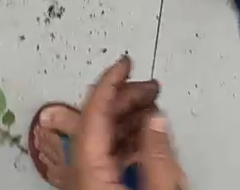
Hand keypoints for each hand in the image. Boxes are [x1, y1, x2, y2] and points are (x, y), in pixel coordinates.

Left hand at [71, 56, 184, 189]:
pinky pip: (106, 156)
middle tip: (150, 87)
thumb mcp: (158, 189)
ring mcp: (87, 184)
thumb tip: (156, 119)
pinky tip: (147, 138)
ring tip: (153, 109)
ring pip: (102, 138)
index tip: (125, 62)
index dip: (110, 81)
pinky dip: (126, 139)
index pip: (93, 113)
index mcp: (89, 170)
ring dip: (128, 117)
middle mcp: (81, 176)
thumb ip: (158, 153)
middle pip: (97, 122)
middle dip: (126, 97)